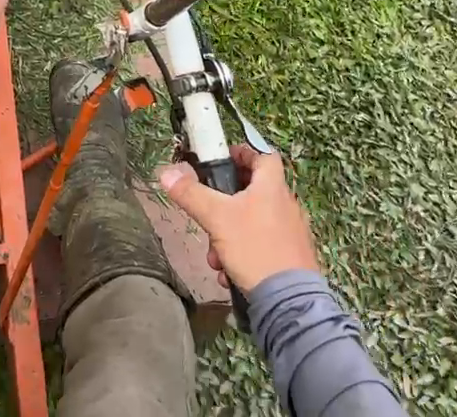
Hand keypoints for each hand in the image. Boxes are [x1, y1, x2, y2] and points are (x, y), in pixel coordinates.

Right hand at [157, 144, 320, 291]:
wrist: (290, 303)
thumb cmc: (255, 248)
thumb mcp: (216, 218)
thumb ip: (190, 194)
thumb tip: (166, 173)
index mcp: (272, 187)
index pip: (262, 155)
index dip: (241, 153)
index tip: (220, 161)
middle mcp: (285, 205)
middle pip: (251, 190)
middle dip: (222, 204)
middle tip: (207, 214)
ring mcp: (290, 233)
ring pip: (251, 221)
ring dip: (228, 234)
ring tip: (216, 255)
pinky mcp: (290, 257)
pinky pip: (260, 245)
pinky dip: (242, 253)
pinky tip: (229, 273)